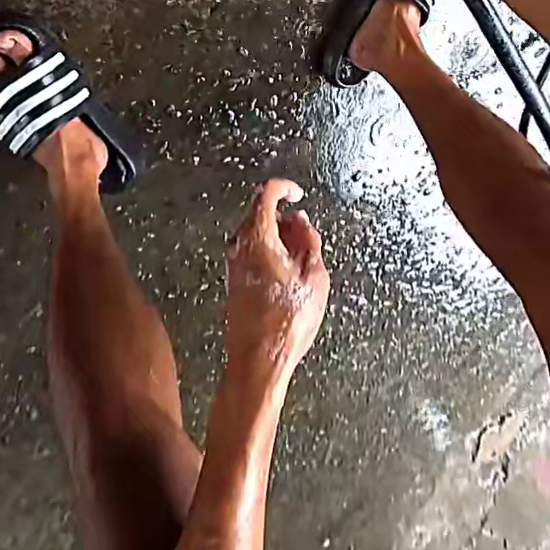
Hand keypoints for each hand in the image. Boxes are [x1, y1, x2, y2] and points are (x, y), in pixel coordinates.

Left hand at [223, 179, 329, 384]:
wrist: (258, 361)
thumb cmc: (287, 322)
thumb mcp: (315, 278)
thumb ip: (309, 241)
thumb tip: (302, 222)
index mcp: (258, 238)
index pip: (266, 194)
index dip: (285, 188)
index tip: (298, 194)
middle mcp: (240, 246)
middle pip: (261, 213)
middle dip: (286, 218)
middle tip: (307, 235)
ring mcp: (234, 263)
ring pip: (257, 233)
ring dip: (279, 236)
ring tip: (301, 260)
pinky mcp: (234, 278)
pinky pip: (253, 250)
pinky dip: (270, 251)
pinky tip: (288, 274)